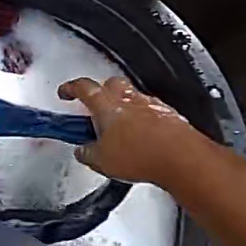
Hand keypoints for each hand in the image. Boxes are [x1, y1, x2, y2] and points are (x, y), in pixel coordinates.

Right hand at [58, 76, 201, 184]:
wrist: (179, 157)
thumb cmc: (141, 154)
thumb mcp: (101, 161)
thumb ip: (88, 152)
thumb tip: (83, 152)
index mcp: (106, 105)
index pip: (83, 88)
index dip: (71, 88)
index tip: (66, 92)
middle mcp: (128, 99)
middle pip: (110, 85)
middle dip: (101, 93)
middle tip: (95, 109)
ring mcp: (150, 104)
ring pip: (132, 97)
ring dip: (124, 107)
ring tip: (119, 128)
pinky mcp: (168, 114)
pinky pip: (151, 110)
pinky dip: (144, 119)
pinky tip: (143, 136)